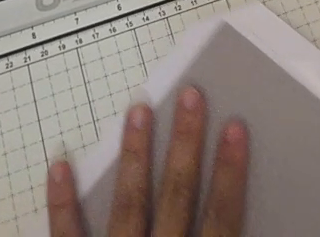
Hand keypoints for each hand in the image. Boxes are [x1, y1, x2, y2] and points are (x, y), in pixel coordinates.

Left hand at [48, 85, 249, 236]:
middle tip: (191, 96)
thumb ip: (222, 235)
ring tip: (138, 109)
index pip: (221, 220)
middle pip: (177, 197)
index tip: (236, 128)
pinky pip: (68, 235)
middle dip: (185, 144)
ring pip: (129, 204)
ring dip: (135, 155)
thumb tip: (260, 221)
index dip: (230, 174)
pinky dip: (62, 201)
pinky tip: (59, 164)